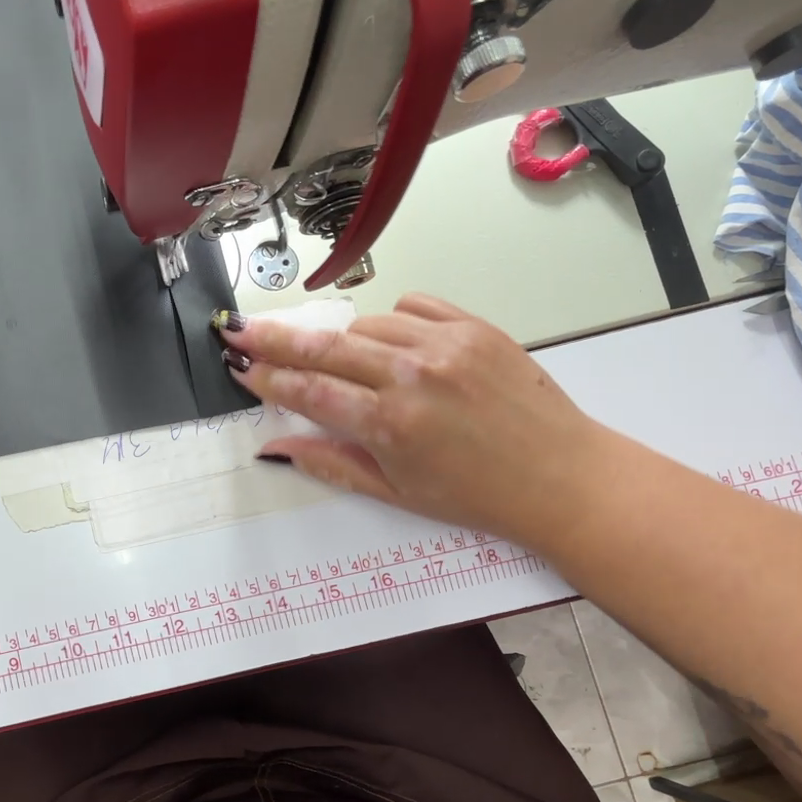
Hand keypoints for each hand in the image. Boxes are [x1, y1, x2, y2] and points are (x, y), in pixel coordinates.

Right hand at [219, 293, 613, 544]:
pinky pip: (412, 305)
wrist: (561, 476)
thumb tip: (274, 448)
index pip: (309, 391)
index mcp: (390, 425)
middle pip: (324, 348)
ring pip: (366, 325)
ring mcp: (447, 345)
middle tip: (240, 330)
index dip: (267, 378)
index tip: (240, 367)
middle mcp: (413, 376)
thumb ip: (329, 463)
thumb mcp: (394, 491)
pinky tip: (391, 345)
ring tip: (344, 365)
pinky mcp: (476, 327)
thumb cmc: (474, 495)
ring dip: (342, 342)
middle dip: (275, 339)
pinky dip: (390, 321)